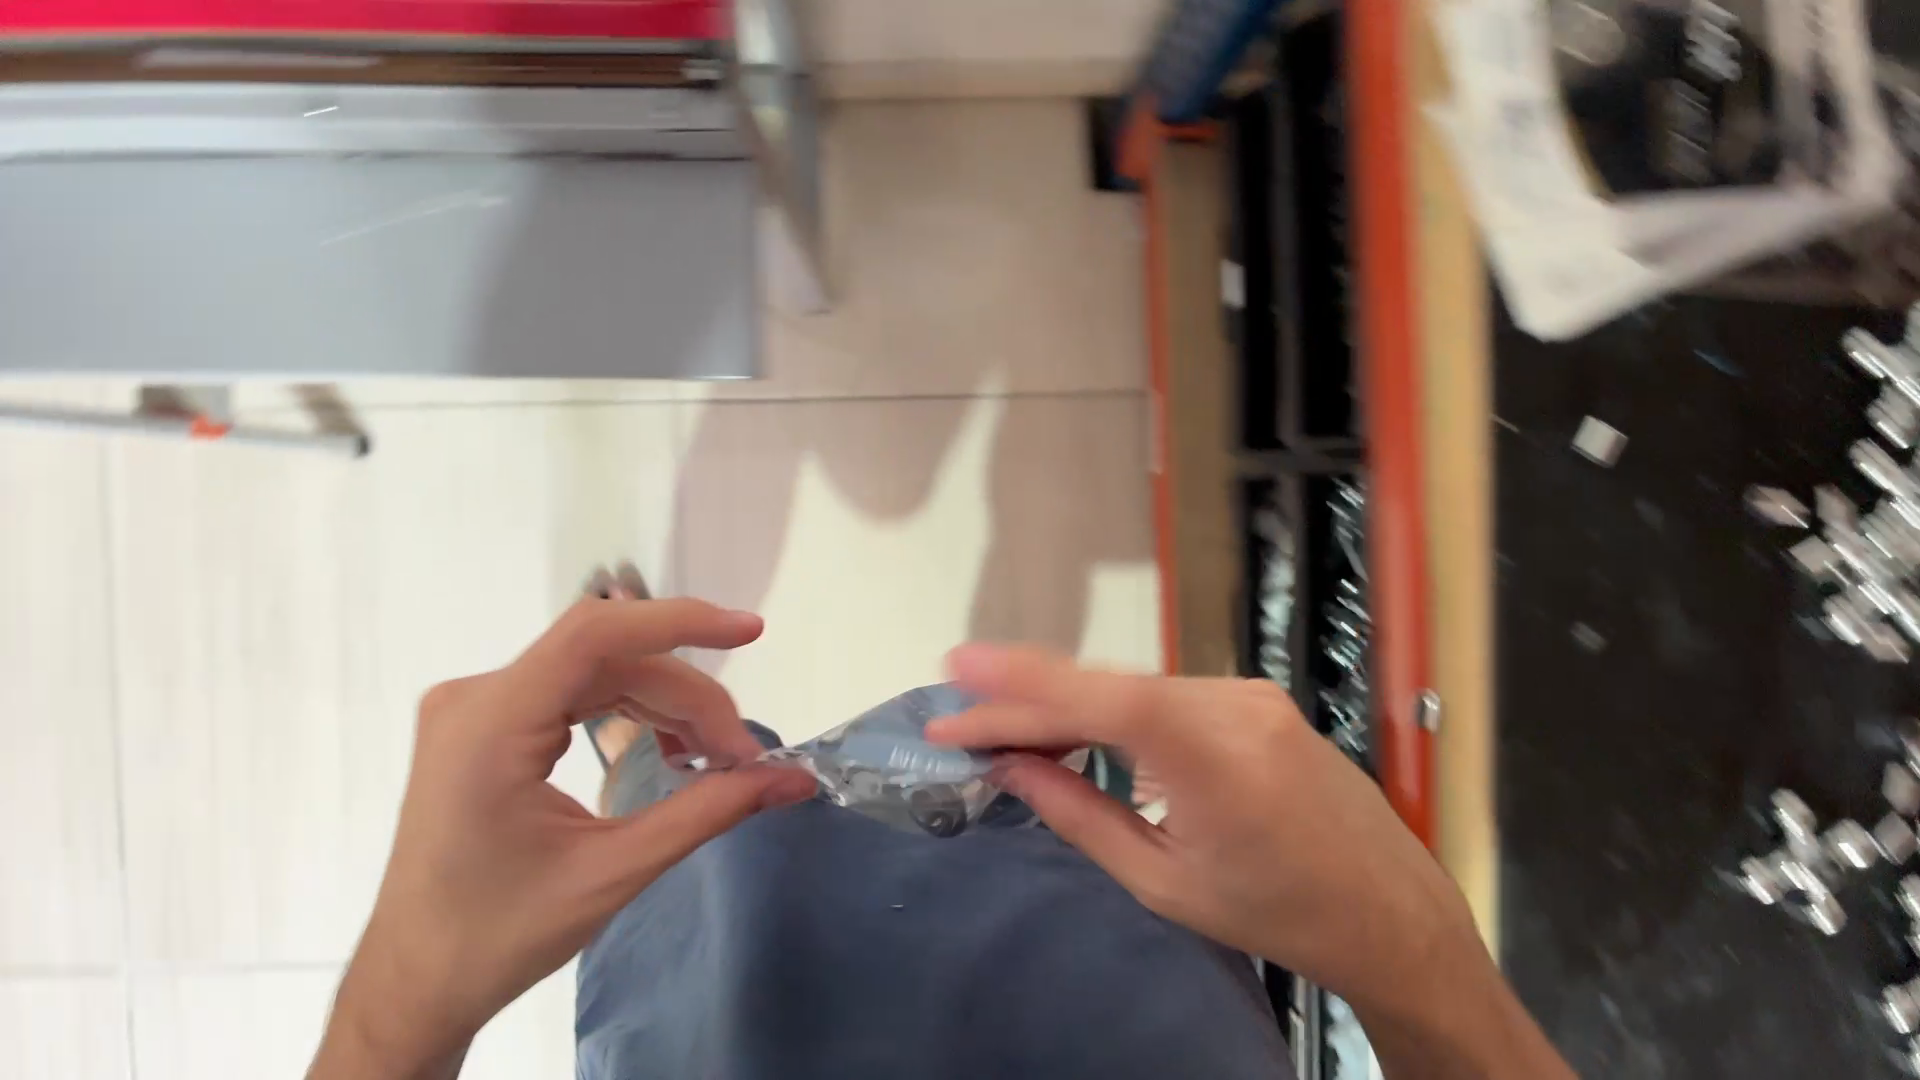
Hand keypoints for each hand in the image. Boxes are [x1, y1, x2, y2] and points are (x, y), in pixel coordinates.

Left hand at [310, 598, 816, 1079]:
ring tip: (717, 757)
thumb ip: (710, 811)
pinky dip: (638, 712)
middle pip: (613, 661)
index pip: (595, 635)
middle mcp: (479, 696)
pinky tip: (670, 748)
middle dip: (689, 698)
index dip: (680, 622)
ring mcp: (481, 706)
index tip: (752, 633)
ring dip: (669, 705)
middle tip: (742, 757)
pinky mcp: (493, 721)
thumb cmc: (500, 936)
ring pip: (604, 672)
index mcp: (490, 725)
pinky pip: (582, 691)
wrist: (415, 984)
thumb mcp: (615, 872)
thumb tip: (795, 780)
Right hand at [927, 646, 1573, 1079]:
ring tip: (1001, 717)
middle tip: (959, 705)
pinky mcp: (1251, 697)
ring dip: (1066, 700)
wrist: (1393, 912)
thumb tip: (1010, 766)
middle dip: (1027, 695)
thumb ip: (1078, 814)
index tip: (953, 691)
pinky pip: (1161, 693)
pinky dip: (1108, 707)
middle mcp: (1229, 700)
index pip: (1094, 701)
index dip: (1016, 692)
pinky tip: (1073, 724)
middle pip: (1104, 686)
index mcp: (1212, 753)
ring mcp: (1245, 692)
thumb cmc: (1277, 913)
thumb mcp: (1164, 881)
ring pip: (1130, 685)